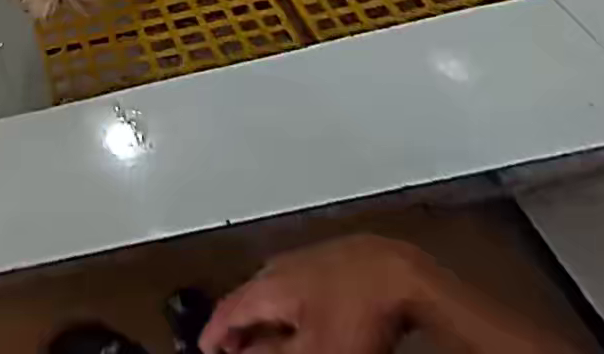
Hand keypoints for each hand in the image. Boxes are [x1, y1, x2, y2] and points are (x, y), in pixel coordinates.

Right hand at [198, 235, 437, 353]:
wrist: (397, 275)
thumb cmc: (355, 312)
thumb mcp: (313, 351)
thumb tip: (245, 353)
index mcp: (270, 285)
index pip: (231, 308)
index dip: (216, 331)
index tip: (206, 346)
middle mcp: (281, 265)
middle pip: (249, 296)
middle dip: (238, 324)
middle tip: (232, 347)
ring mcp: (306, 260)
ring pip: (271, 289)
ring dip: (262, 315)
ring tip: (263, 338)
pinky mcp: (328, 261)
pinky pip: (293, 285)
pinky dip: (284, 306)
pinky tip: (298, 320)